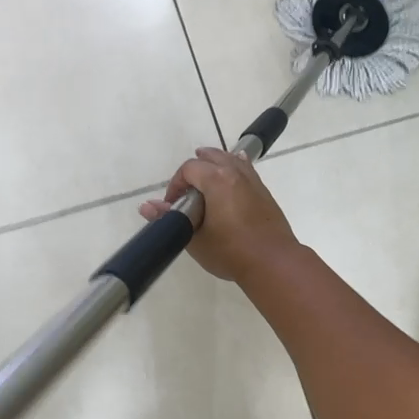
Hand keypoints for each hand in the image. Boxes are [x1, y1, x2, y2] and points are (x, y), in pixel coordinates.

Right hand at [140, 147, 302, 281]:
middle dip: (194, 170)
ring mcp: (253, 181)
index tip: (173, 204)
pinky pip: (246, 170)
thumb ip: (170, 218)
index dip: (176, 184)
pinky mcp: (264, 192)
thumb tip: (146, 206)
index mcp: (217, 179)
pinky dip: (234, 170)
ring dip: (214, 166)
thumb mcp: (194, 238)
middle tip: (186, 191)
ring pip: (230, 160)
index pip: (189, 168)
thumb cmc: (230, 251)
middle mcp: (236, 172)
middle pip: (211, 157)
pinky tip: (232, 178)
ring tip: (205, 181)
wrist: (272, 262)